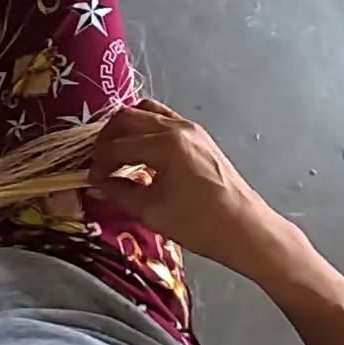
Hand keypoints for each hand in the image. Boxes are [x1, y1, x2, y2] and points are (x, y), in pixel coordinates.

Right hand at [87, 99, 306, 283]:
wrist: (251, 233)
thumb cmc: (201, 225)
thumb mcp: (151, 211)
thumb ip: (118, 192)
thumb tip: (95, 184)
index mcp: (164, 145)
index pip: (117, 146)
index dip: (99, 163)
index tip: (93, 180)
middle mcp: (176, 127)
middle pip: (125, 119)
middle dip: (106, 140)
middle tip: (99, 163)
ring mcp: (189, 127)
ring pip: (142, 111)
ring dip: (123, 129)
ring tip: (116, 151)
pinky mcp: (198, 134)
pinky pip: (161, 117)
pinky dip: (143, 127)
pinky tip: (140, 148)